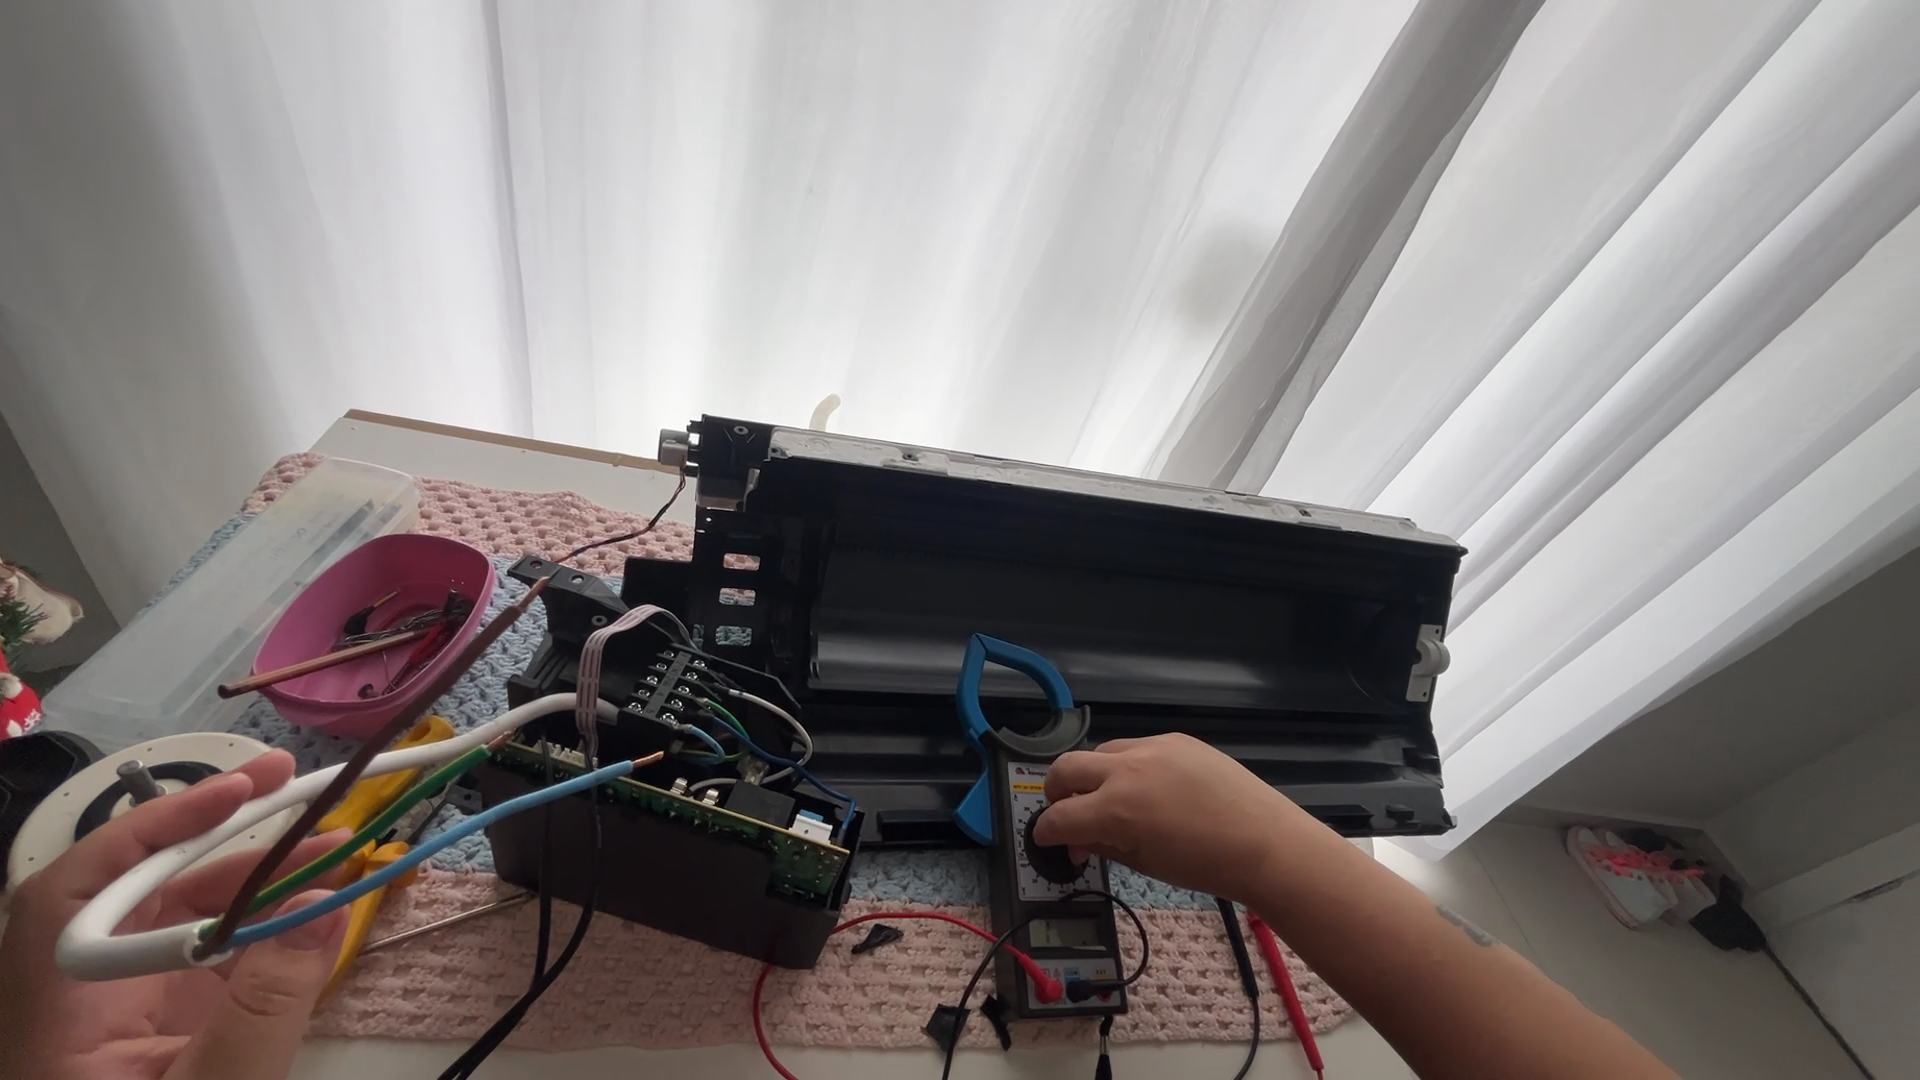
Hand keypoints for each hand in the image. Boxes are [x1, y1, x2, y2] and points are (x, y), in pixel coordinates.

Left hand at [0, 750, 348, 1079]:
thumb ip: (264, 1006)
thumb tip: (322, 900)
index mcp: (56, 1024)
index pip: (69, 902)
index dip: (146, 833)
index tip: (235, 794)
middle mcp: (82, 1000)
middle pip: (135, 890)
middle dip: (217, 829)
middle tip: (291, 780)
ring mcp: (132, 1007)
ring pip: (182, 908)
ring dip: (261, 865)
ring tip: (339, 840)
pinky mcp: (179, 1012)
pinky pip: (220, 939)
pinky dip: (274, 905)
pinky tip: (323, 889)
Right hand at [1032, 733, 1326, 900]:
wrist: (1265, 842)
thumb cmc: (1204, 866)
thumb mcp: (1145, 865)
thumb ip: (1103, 846)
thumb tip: (1078, 842)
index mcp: (1115, 810)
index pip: (1059, 817)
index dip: (1046, 832)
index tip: (1048, 839)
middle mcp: (1124, 770)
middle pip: (1064, 768)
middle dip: (1055, 792)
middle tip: (1067, 812)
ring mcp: (1150, 747)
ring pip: (1100, 752)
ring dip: (1094, 775)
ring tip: (1114, 799)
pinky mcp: (1174, 738)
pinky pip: (1137, 746)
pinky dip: (1130, 765)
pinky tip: (1153, 786)